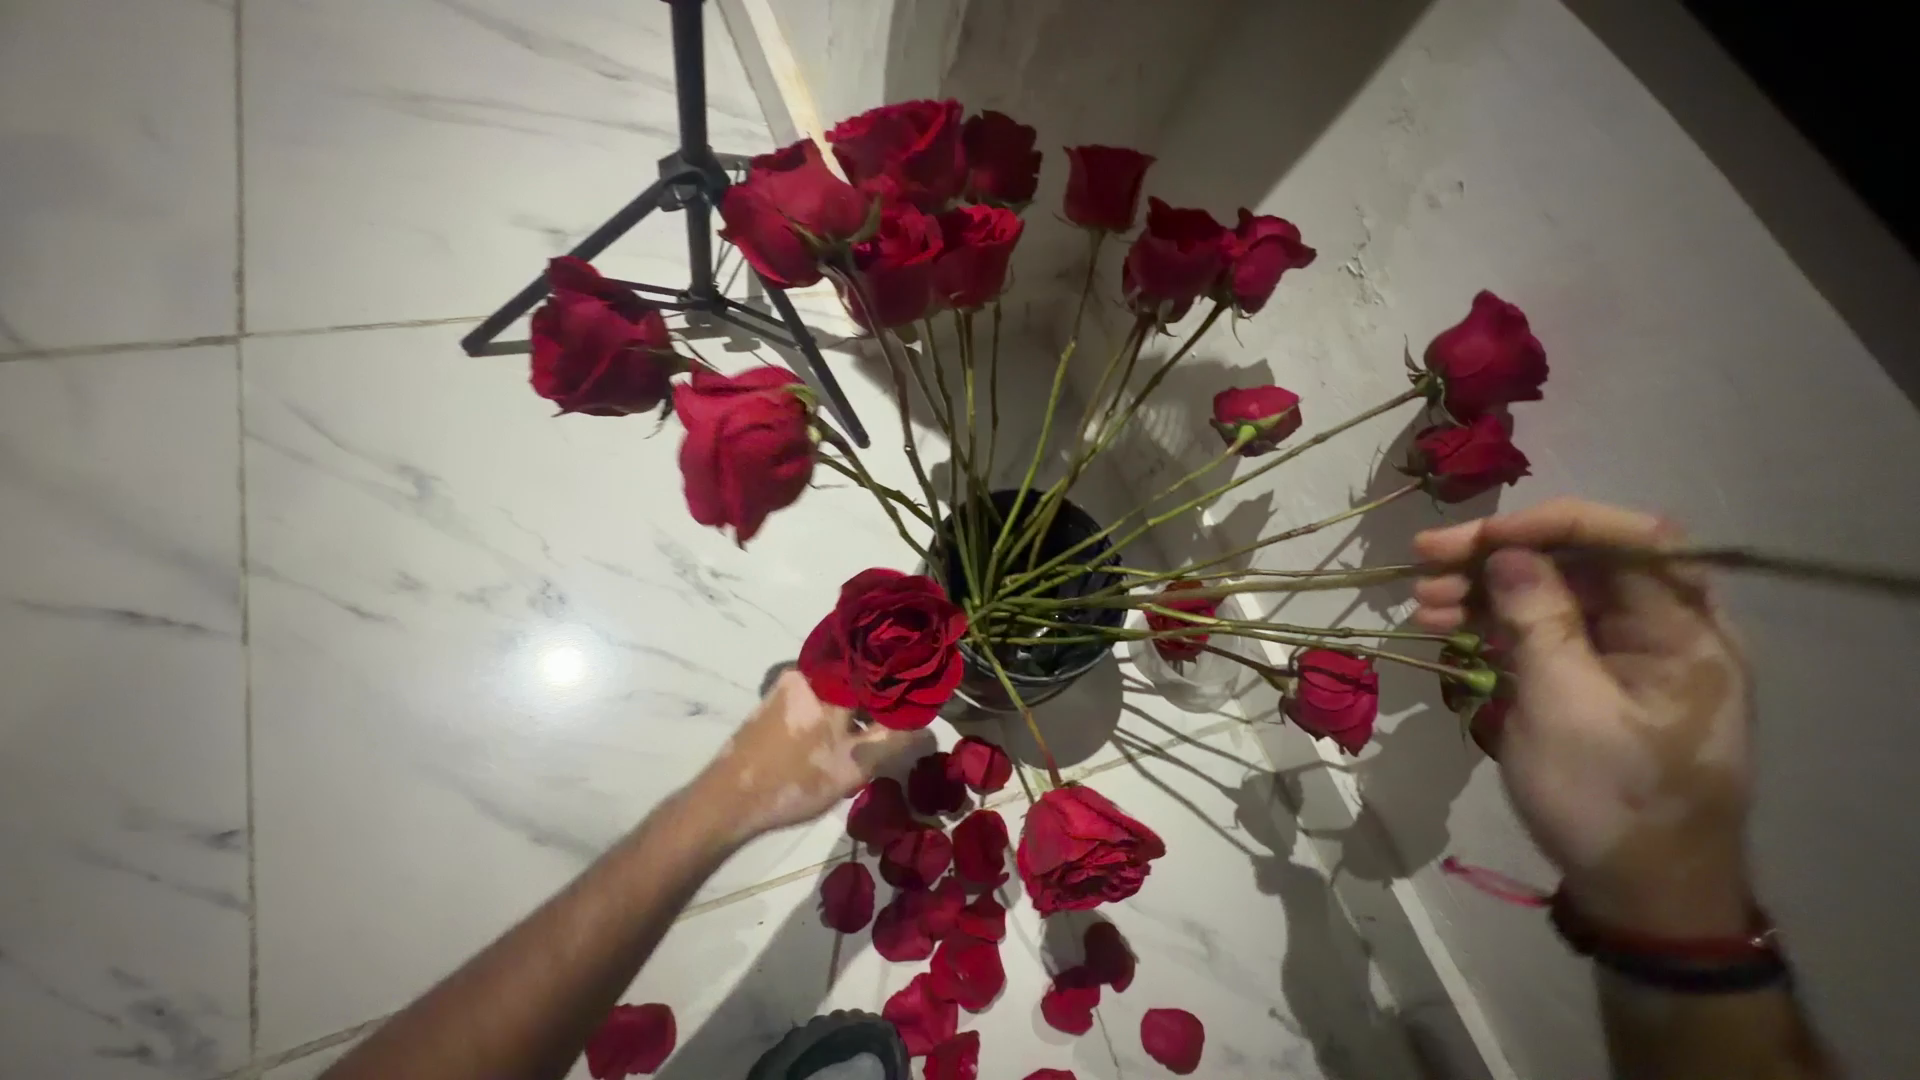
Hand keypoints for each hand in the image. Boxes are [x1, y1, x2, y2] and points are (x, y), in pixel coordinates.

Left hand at [690, 669, 924, 843]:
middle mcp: (805, 672)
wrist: (726, 802)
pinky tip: (846, 735)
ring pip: (836, 687)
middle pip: (856, 670)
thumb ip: (896, 740)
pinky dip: (836, 712)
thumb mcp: (855, 765)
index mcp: (827, 676)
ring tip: (881, 725)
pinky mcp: (774, 706)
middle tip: (905, 707)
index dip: (902, 666)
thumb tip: (929, 726)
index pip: (875, 656)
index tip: (924, 677)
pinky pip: (817, 698)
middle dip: (880, 688)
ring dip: (857, 704)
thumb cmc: (795, 777)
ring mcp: (786, 688)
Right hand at [1412, 498, 1754, 936]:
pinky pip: (1539, 630)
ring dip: (1482, 589)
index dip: (1551, 525)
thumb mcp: (1566, 707)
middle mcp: (1660, 630)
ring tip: (1421, 602)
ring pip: (1549, 594)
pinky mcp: (1588, 679)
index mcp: (1684, 632)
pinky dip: (1489, 623)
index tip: (1477, 538)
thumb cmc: (1609, 798)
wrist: (1637, 889)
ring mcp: (1622, 655)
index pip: (1631, 540)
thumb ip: (1540, 622)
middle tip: (1424, 558)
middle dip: (1498, 556)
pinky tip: (1442, 626)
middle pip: (1579, 562)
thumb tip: (1509, 554)